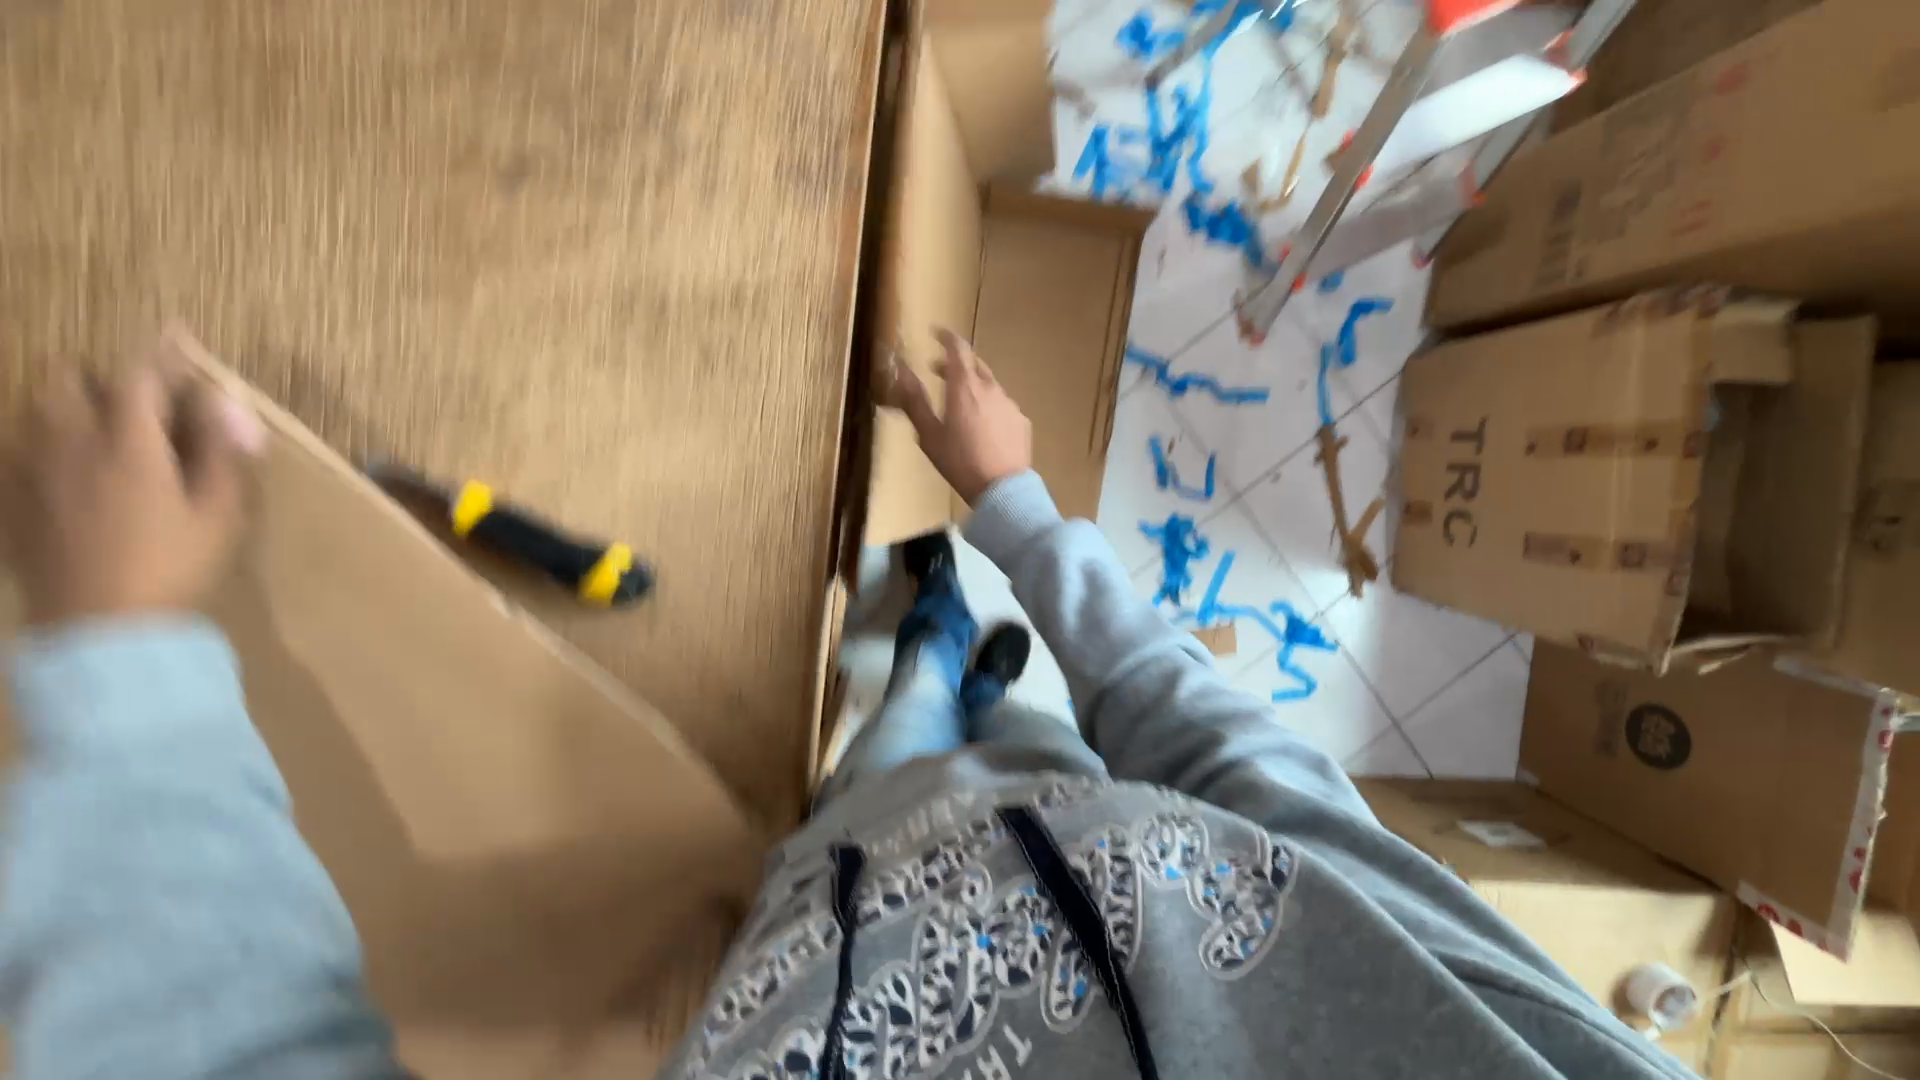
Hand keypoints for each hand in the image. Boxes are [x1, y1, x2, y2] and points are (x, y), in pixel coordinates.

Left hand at [1, 353, 266, 627]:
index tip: (178, 330)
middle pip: (65, 377)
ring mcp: (28, 470)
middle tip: (141, 398)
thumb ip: (221, 453)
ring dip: (73, 404)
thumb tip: (223, 406)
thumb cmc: (176, 566)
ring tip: (110, 430)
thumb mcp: (220, 514)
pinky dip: (51, 440)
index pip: (139, 376)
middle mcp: (67, 445)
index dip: (160, 348)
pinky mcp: (9, 497)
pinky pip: (21, 447)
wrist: (102, 626)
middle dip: (104, 375)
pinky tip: (78, 470)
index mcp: (128, 447)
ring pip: (36, 408)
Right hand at [888, 328, 1032, 505]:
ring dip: (973, 385)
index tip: (936, 333)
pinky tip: (983, 426)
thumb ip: (914, 400)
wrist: (1003, 490)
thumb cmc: (960, 462)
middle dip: (955, 362)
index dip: (946, 337)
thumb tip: (900, 371)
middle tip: (938, 370)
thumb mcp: (929, 435)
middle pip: (974, 364)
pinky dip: (989, 405)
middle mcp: (990, 388)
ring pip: (989, 385)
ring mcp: (1009, 404)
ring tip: (960, 402)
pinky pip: (1002, 405)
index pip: (957, 348)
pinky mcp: (1021, 422)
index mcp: (965, 387)